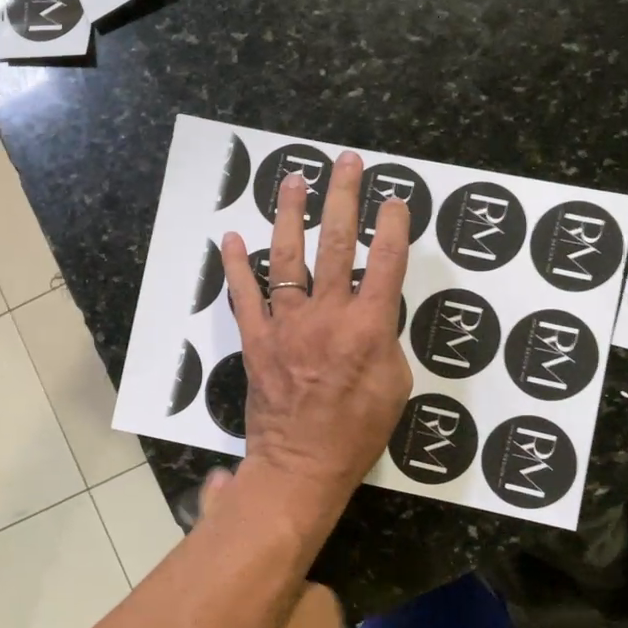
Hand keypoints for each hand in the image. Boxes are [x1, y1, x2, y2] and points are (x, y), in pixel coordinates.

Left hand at [221, 151, 412, 528]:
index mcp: (369, 327)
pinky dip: (235, 265)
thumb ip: (385, 341)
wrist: (301, 464)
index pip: (386, 262)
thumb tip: (373, 315)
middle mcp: (327, 314)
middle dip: (344, 198)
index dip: (393, 225)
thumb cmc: (356, 432)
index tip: (395, 198)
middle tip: (347, 163)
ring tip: (294, 179)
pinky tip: (231, 236)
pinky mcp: (256, 337)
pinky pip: (244, 294)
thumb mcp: (395, 386)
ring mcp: (287, 323)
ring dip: (291, 214)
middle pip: (337, 243)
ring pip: (288, 256)